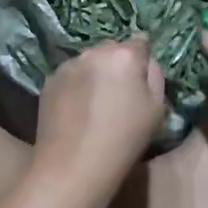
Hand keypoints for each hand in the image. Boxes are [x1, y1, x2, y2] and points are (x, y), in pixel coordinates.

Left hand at [32, 37, 165, 192]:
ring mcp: (68, 65)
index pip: (140, 42)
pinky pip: (71, 75)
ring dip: (95, 74)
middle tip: (119, 94)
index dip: (142, 60)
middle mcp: (94, 52)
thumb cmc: (123, 139)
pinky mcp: (50, 80)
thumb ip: (154, 76)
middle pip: (112, 49)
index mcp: (124, 55)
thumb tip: (145, 61)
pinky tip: (77, 110)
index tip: (139, 80)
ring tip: (95, 105)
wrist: (73, 166)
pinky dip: (76, 85)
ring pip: (89, 62)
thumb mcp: (156, 109)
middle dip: (117, 64)